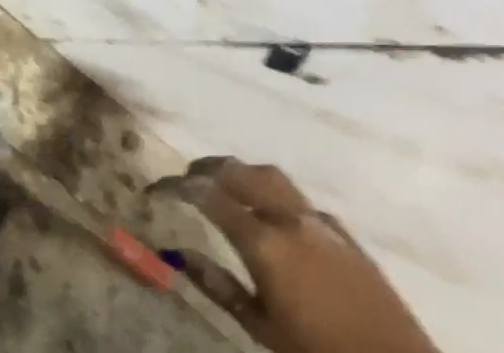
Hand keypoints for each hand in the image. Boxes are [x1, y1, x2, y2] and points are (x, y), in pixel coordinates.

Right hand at [168, 157, 436, 352]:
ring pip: (274, 178)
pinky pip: (302, 202)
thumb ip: (217, 285)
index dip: (174, 186)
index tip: (155, 189)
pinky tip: (273, 219)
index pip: (206, 195)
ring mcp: (324, 226)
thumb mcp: (259, 325)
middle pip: (242, 172)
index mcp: (264, 242)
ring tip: (225, 188)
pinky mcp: (348, 238)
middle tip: (185, 179)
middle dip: (207, 169)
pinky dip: (276, 197)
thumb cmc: (318, 350)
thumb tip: (177, 253)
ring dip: (243, 176)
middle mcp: (291, 222)